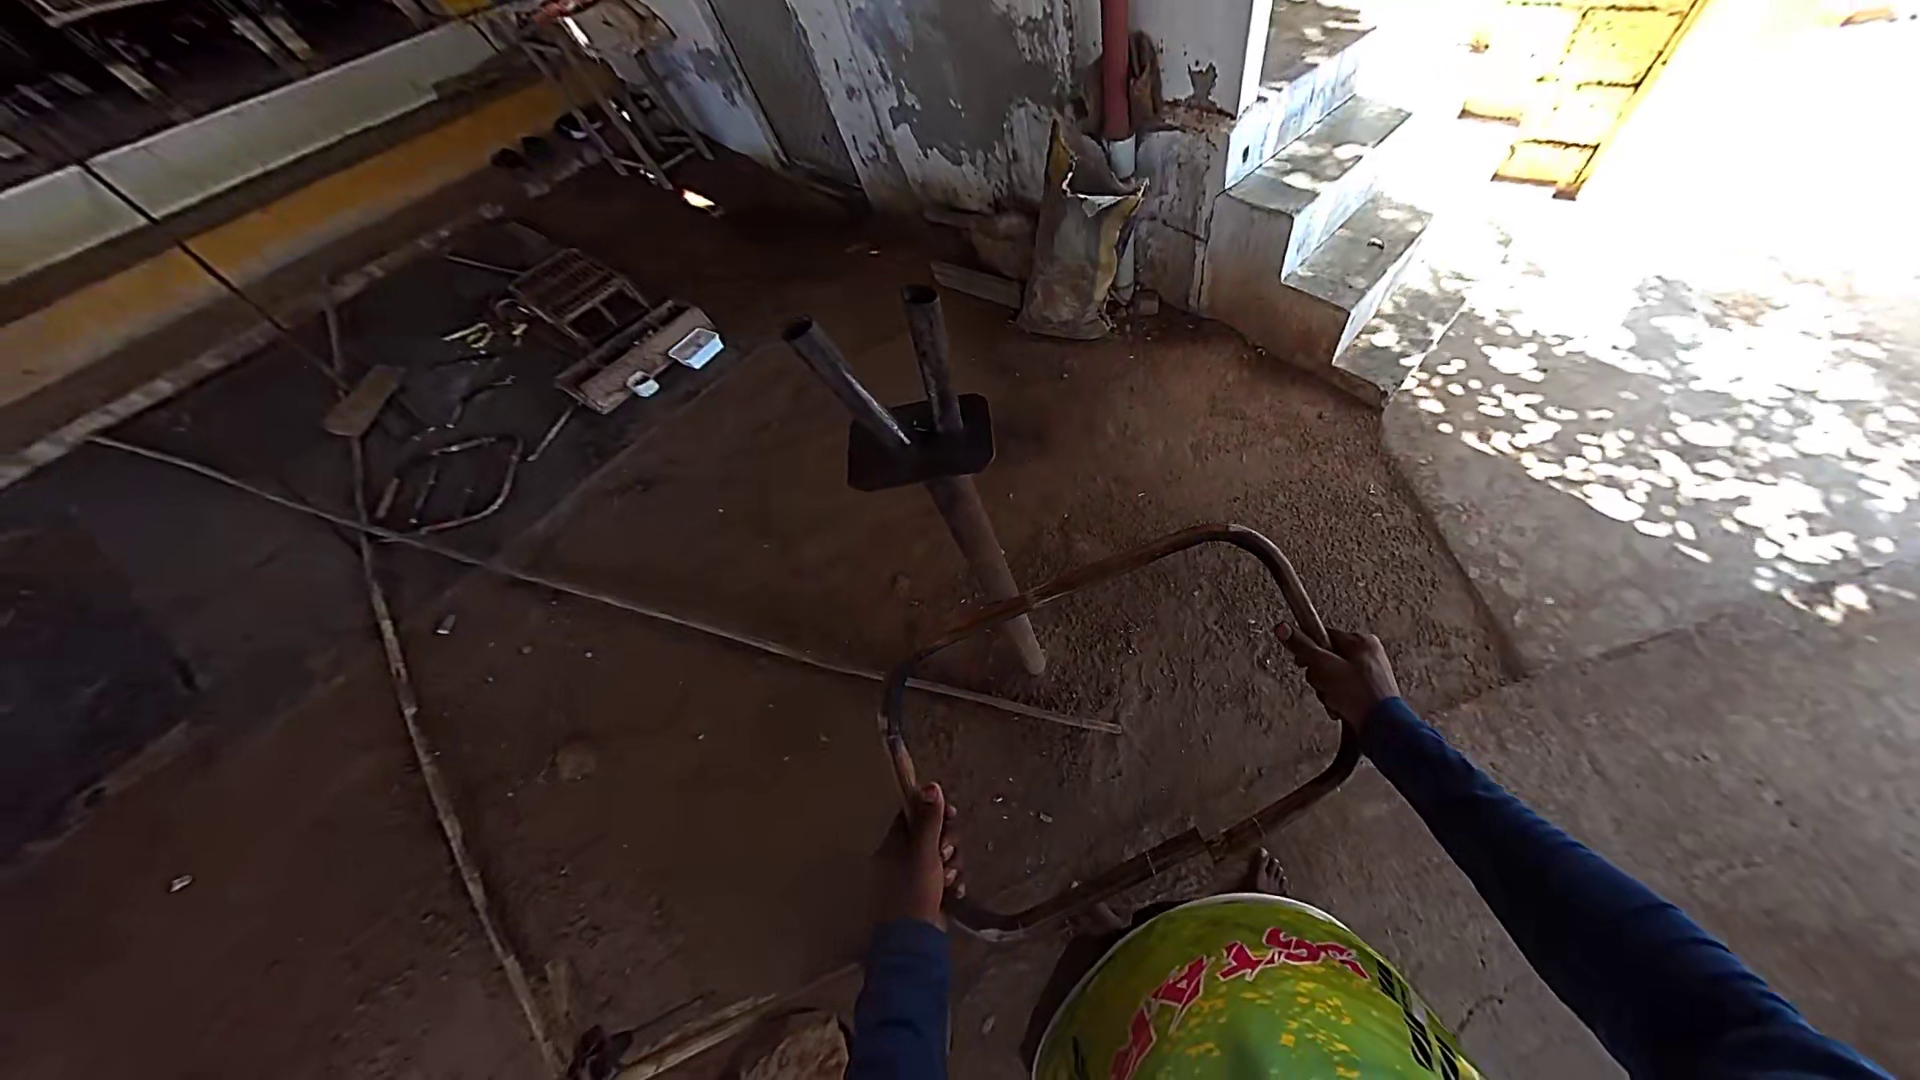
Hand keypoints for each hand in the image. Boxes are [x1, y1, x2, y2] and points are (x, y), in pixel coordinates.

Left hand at [873, 782, 964, 928]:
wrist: (914, 944)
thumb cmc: (914, 892)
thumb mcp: (924, 852)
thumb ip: (929, 819)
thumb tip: (931, 785)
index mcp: (893, 844)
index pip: (913, 814)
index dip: (933, 810)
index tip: (951, 814)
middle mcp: (901, 857)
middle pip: (932, 833)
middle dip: (947, 842)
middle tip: (946, 854)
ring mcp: (915, 877)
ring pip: (942, 855)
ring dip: (952, 863)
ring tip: (948, 879)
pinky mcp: (928, 893)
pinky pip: (946, 875)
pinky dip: (952, 881)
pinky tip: (954, 892)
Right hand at [1276, 624, 1400, 731]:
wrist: (1382, 726)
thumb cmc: (1359, 694)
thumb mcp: (1323, 665)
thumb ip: (1302, 646)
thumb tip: (1283, 628)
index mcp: (1361, 641)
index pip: (1322, 636)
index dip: (1308, 650)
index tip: (1303, 662)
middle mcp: (1369, 654)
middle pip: (1326, 657)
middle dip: (1319, 675)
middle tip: (1325, 683)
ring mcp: (1371, 673)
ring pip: (1333, 675)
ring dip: (1327, 689)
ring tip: (1335, 698)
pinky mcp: (1370, 691)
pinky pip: (1344, 689)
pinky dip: (1338, 698)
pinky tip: (1341, 706)